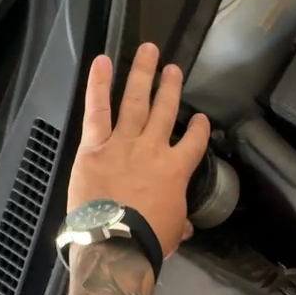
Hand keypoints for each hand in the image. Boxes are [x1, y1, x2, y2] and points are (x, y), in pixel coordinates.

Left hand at [69, 42, 209, 256]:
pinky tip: (103, 61)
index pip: (194, 143)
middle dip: (170, 88)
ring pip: (135, 102)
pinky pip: (97, 110)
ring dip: (143, 75)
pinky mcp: (95, 146)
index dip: (199, 129)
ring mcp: (123, 143)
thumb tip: (186, 227)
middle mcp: (153, 149)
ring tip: (149, 52)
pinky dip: (99, 85)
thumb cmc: (150, 239)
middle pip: (165, 111)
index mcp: (176, 171)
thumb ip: (180, 222)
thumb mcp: (174, 231)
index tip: (200, 119)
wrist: (117, 242)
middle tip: (173, 69)